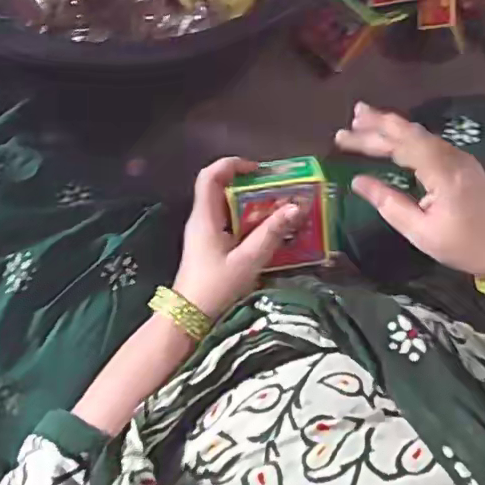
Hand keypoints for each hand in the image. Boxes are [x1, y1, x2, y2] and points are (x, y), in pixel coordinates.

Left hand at [172, 157, 301, 317]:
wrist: (189, 319)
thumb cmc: (215, 287)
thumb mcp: (248, 260)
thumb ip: (271, 233)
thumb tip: (296, 207)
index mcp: (205, 216)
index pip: (211, 175)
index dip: (233, 164)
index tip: (259, 170)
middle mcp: (202, 219)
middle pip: (222, 188)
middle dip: (251, 186)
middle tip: (278, 191)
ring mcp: (204, 233)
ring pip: (228, 206)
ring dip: (253, 205)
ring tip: (280, 210)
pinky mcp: (210, 246)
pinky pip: (230, 223)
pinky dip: (249, 221)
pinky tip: (268, 233)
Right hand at [334, 102, 484, 277]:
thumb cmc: (466, 245)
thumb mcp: (421, 232)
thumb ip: (389, 203)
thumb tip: (358, 182)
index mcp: (442, 172)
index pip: (400, 145)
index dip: (370, 138)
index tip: (342, 137)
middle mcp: (451, 156)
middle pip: (409, 132)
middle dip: (378, 124)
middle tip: (350, 118)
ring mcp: (458, 157)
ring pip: (418, 133)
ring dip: (391, 126)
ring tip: (363, 119)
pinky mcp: (460, 163)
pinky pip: (427, 141)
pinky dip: (405, 135)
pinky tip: (392, 136)